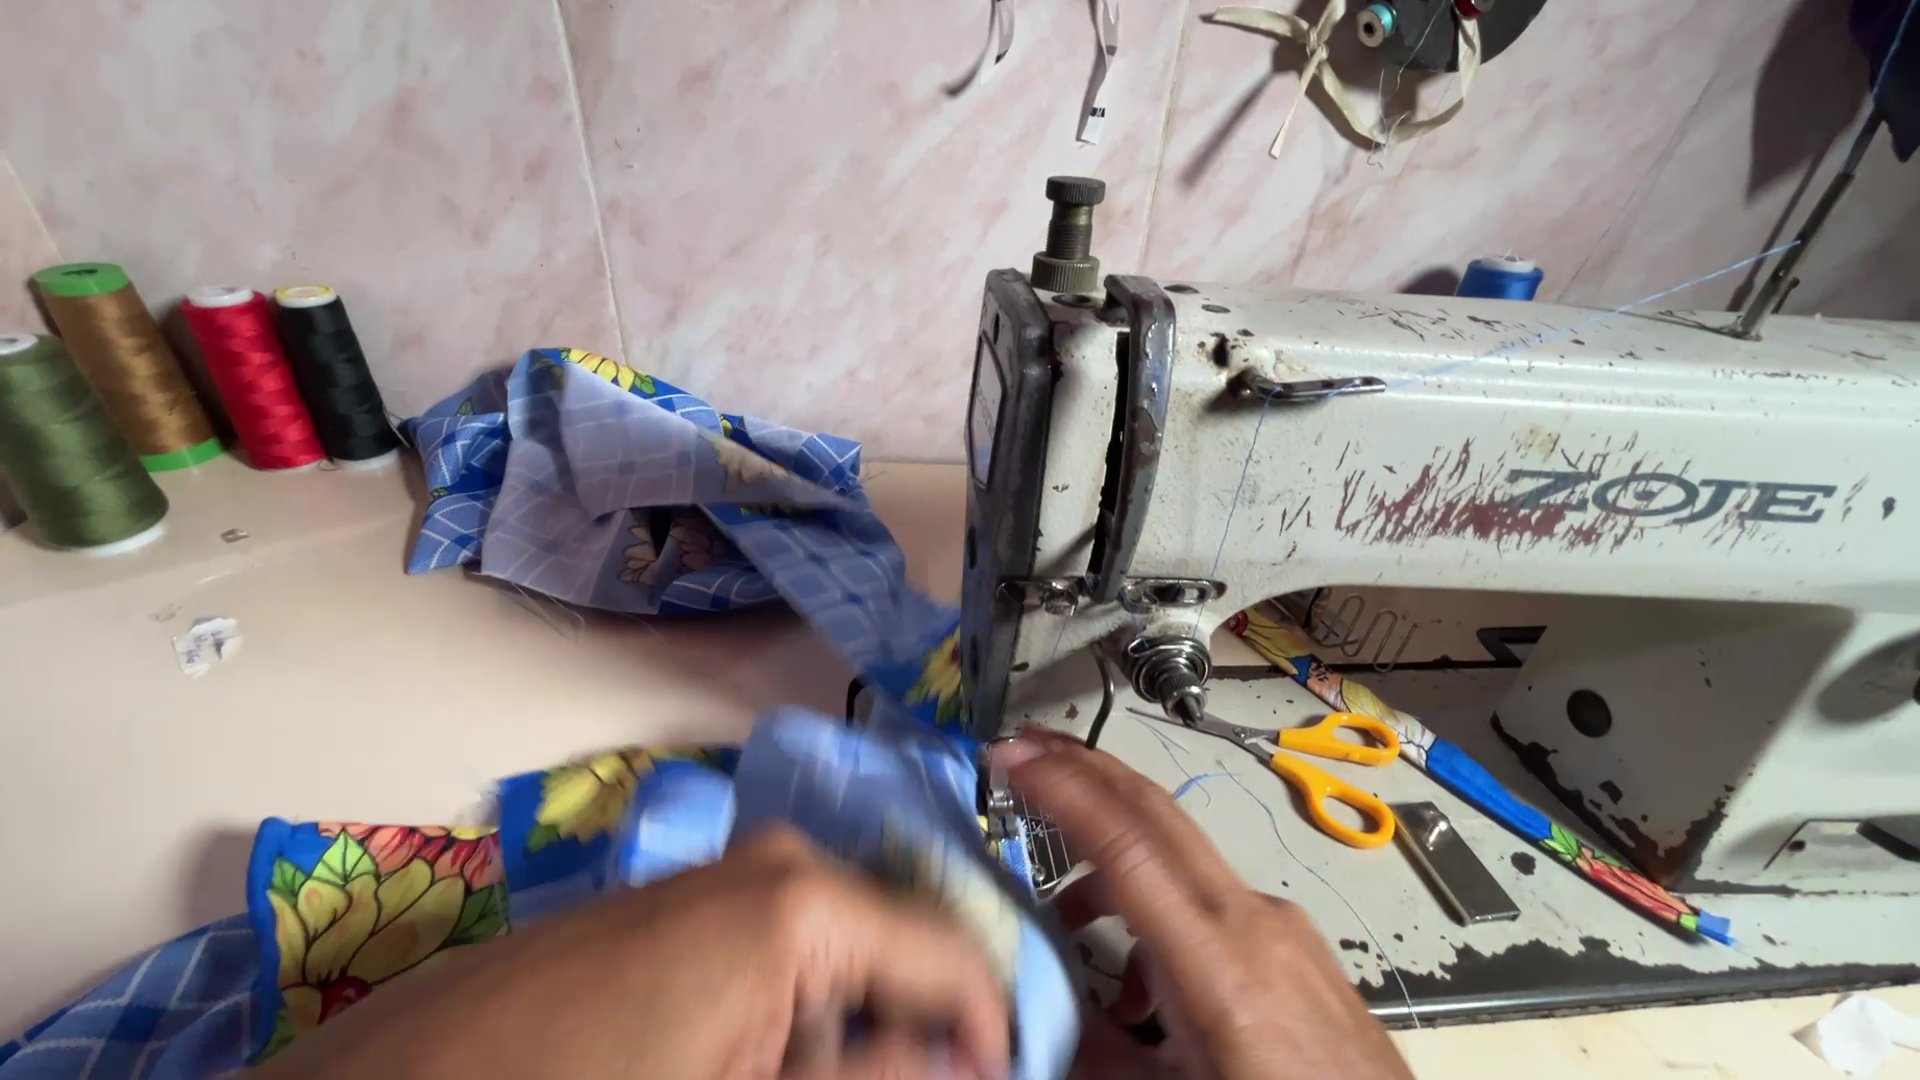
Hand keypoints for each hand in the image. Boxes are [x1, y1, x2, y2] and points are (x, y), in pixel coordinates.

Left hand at [253, 826, 1008, 1079]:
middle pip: (894, 947)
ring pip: (836, 953)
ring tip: (815, 1064)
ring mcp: (720, 874)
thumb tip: (963, 1060)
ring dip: (847, 1025)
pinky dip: (792, 1011)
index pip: (950, 949)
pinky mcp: (677, 903)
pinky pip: (776, 950)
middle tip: (898, 1076)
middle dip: (907, 1028)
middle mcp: (775, 861)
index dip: (989, 1029)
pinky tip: (752, 1053)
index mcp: (805, 897)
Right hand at [994, 729, 1411, 1079]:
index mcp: (1217, 966)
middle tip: (1023, 746)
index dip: (1065, 791)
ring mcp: (1278, 921)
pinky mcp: (1291, 937)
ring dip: (1111, 847)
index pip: (1126, 845)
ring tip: (1059, 904)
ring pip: (1177, 850)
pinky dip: (1154, 900)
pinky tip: (1136, 969)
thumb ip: (1094, 1048)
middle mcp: (1251, 920)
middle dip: (1083, 767)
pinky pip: (1206, 893)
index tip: (1013, 758)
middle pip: (1154, 812)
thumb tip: (1031, 1008)